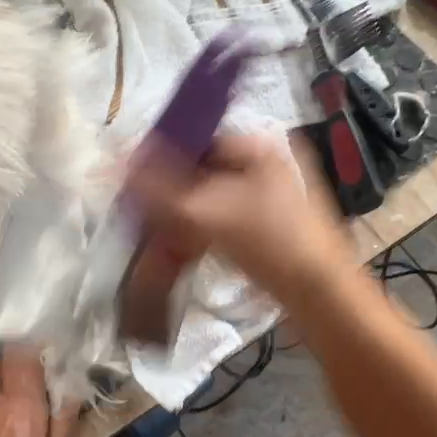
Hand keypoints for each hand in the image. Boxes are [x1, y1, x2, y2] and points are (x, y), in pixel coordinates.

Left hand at [0, 347, 77, 436]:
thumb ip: (64, 417)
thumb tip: (69, 378)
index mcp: (17, 411)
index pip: (23, 349)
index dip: (41, 345)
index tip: (59, 356)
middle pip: (8, 362)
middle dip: (30, 372)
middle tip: (48, 398)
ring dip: (11, 392)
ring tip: (25, 429)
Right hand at [126, 133, 352, 305]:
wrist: (323, 296)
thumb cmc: (272, 243)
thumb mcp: (208, 212)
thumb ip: (157, 187)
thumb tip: (113, 161)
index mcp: (261, 146)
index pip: (198, 140)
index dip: (162, 158)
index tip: (132, 182)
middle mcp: (269, 164)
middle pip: (202, 173)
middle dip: (170, 197)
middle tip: (140, 216)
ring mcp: (273, 199)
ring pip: (211, 201)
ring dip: (181, 219)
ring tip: (155, 239)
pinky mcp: (271, 230)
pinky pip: (225, 223)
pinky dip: (200, 235)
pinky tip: (180, 253)